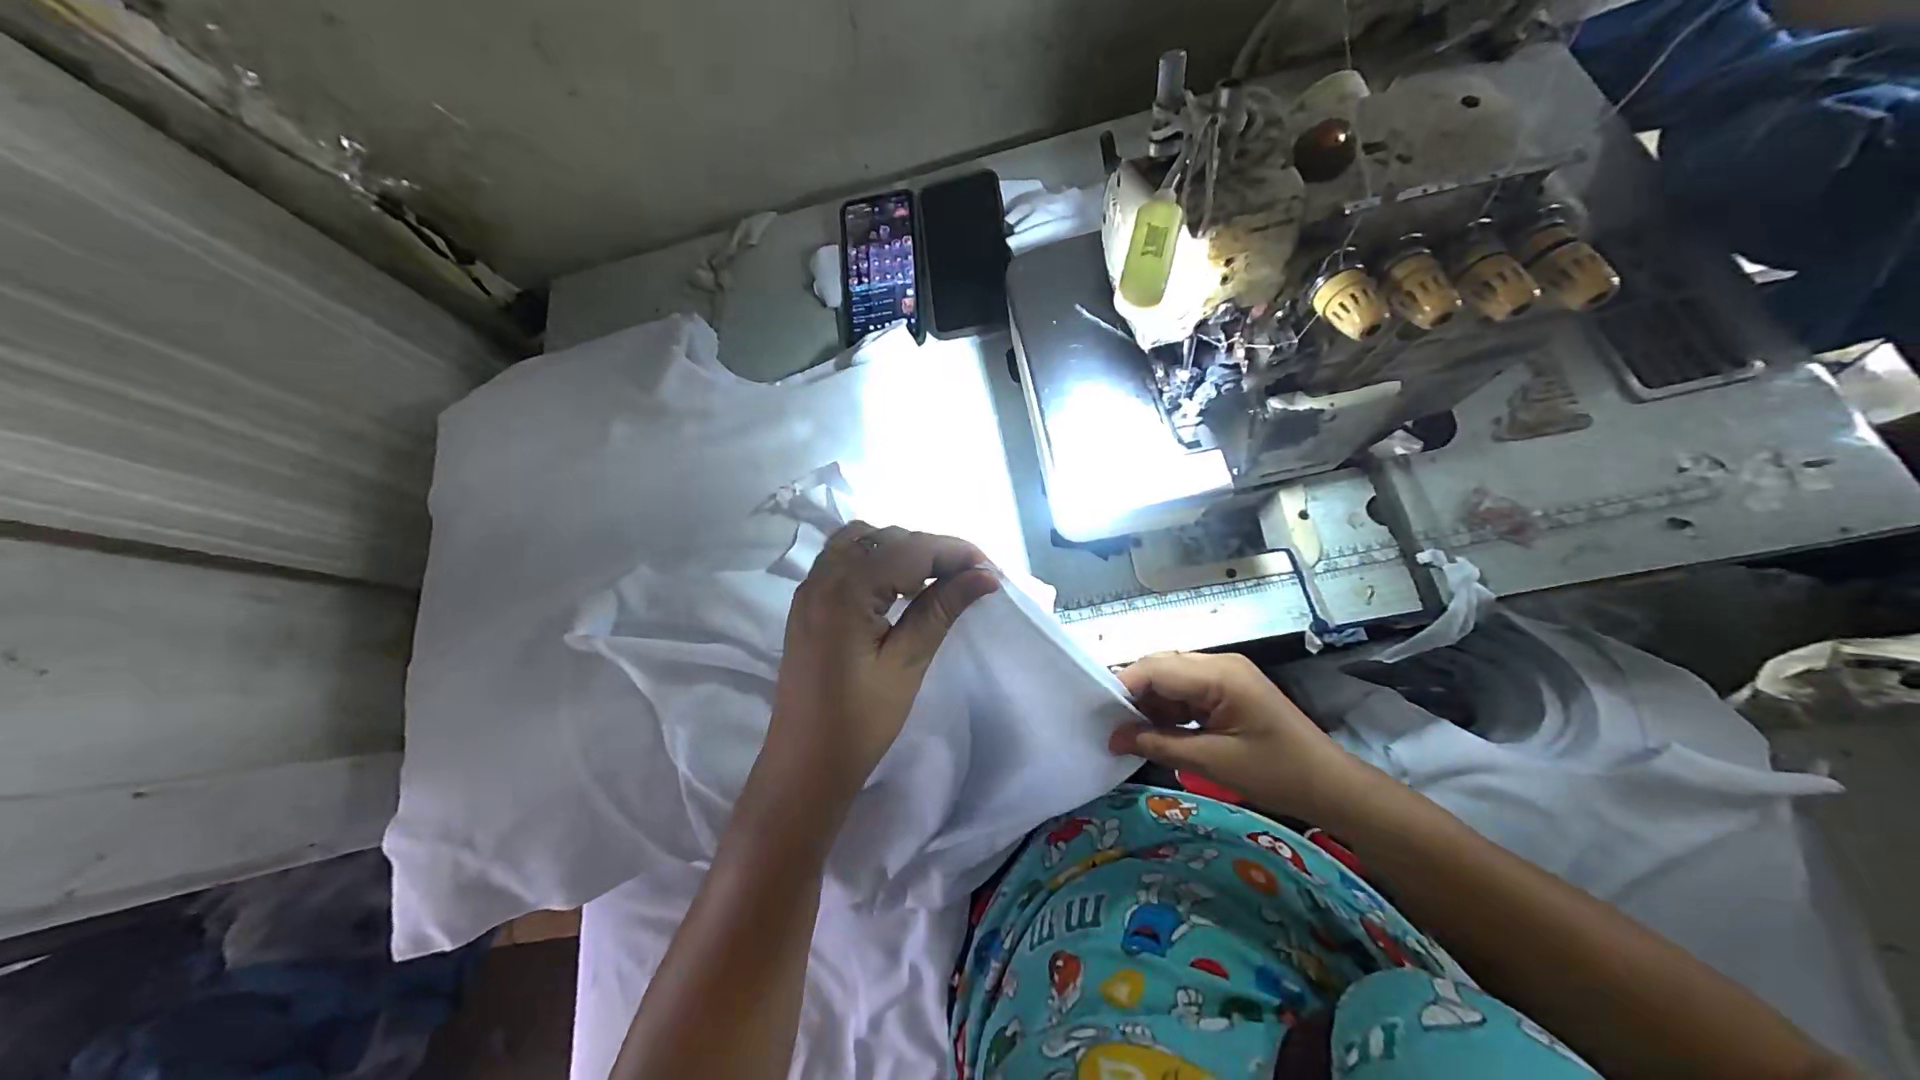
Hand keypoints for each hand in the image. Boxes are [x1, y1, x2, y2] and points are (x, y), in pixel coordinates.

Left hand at [767, 522, 998, 803]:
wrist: (804, 763)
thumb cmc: (859, 722)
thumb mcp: (906, 663)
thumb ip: (941, 610)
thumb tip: (984, 577)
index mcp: (846, 592)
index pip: (910, 550)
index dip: (955, 553)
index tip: (992, 573)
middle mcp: (823, 577)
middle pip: (886, 539)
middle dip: (933, 551)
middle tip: (971, 579)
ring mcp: (810, 588)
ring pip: (862, 541)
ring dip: (902, 550)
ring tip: (936, 580)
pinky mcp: (808, 603)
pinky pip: (843, 559)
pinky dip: (875, 560)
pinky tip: (898, 587)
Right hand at [1108, 652, 1377, 820]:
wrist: (1331, 787)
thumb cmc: (1276, 772)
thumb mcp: (1212, 761)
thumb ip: (1158, 744)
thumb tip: (1114, 738)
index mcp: (1218, 673)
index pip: (1155, 668)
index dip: (1122, 687)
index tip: (1097, 713)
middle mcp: (1219, 664)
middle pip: (1161, 667)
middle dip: (1134, 694)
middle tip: (1109, 724)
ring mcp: (1226, 676)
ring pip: (1171, 679)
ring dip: (1150, 703)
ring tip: (1128, 731)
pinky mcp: (1229, 691)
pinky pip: (1187, 691)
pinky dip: (1169, 709)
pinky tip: (1156, 731)